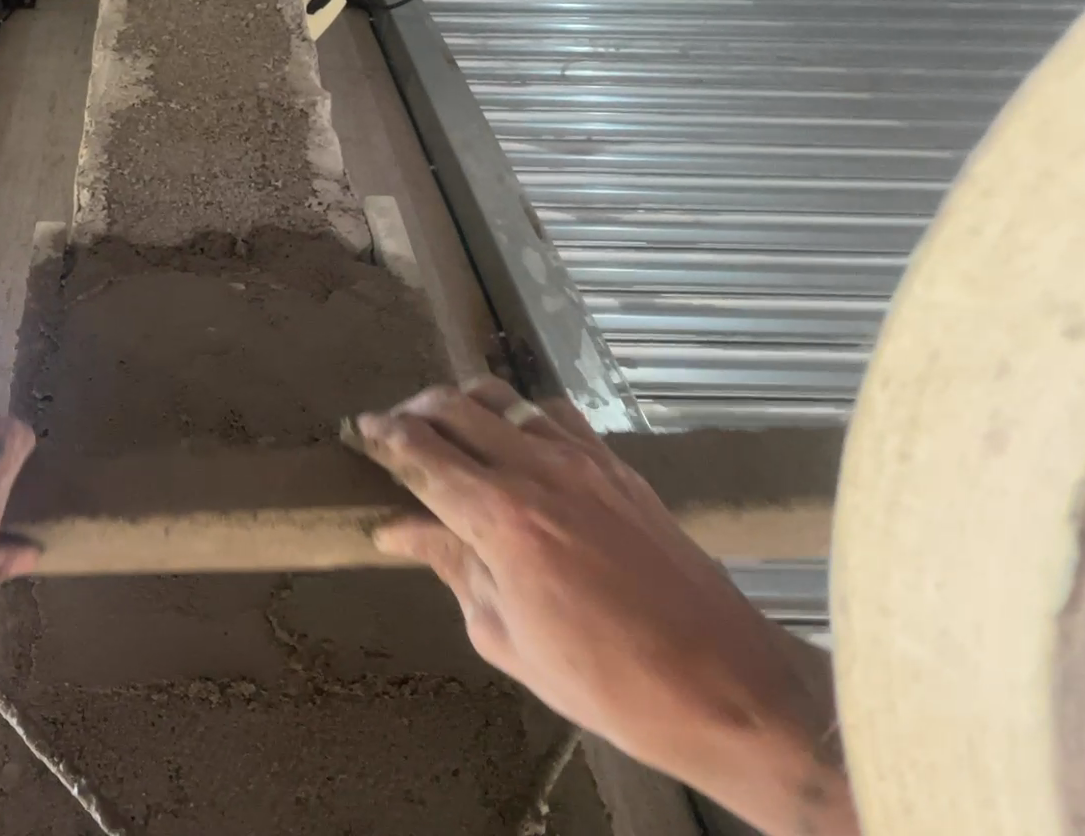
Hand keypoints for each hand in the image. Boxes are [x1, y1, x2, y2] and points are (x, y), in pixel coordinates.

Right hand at [354, 376, 854, 835]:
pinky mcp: (617, 466)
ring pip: (503, 396)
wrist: (727, 687)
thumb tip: (397, 529)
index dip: (381, 436)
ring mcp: (583, 460)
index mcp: (500, 518)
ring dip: (461, 401)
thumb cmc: (602, 680)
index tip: (357, 430)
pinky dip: (517, 412)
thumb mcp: (501, 632)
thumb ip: (449, 563)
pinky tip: (512, 438)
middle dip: (411, 410)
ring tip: (443, 425)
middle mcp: (537, 471)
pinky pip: (554, 412)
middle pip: (454, 406)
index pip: (421, 453)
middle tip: (389, 427)